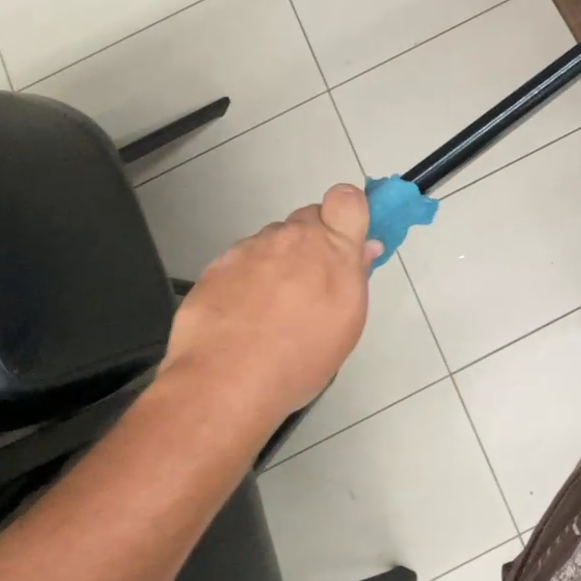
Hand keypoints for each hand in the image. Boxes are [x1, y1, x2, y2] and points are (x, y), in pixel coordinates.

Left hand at [159, 184, 381, 433]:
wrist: (225, 382)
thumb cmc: (302, 356)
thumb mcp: (347, 322)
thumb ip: (356, 275)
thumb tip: (364, 249)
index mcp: (332, 247)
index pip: (346, 198)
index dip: (347, 210)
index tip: (346, 237)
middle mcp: (291, 237)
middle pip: (307, 220)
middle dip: (312, 243)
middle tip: (309, 284)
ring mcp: (250, 248)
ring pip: (271, 242)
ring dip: (276, 263)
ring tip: (268, 310)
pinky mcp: (216, 267)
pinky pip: (239, 262)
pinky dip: (244, 281)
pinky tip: (239, 317)